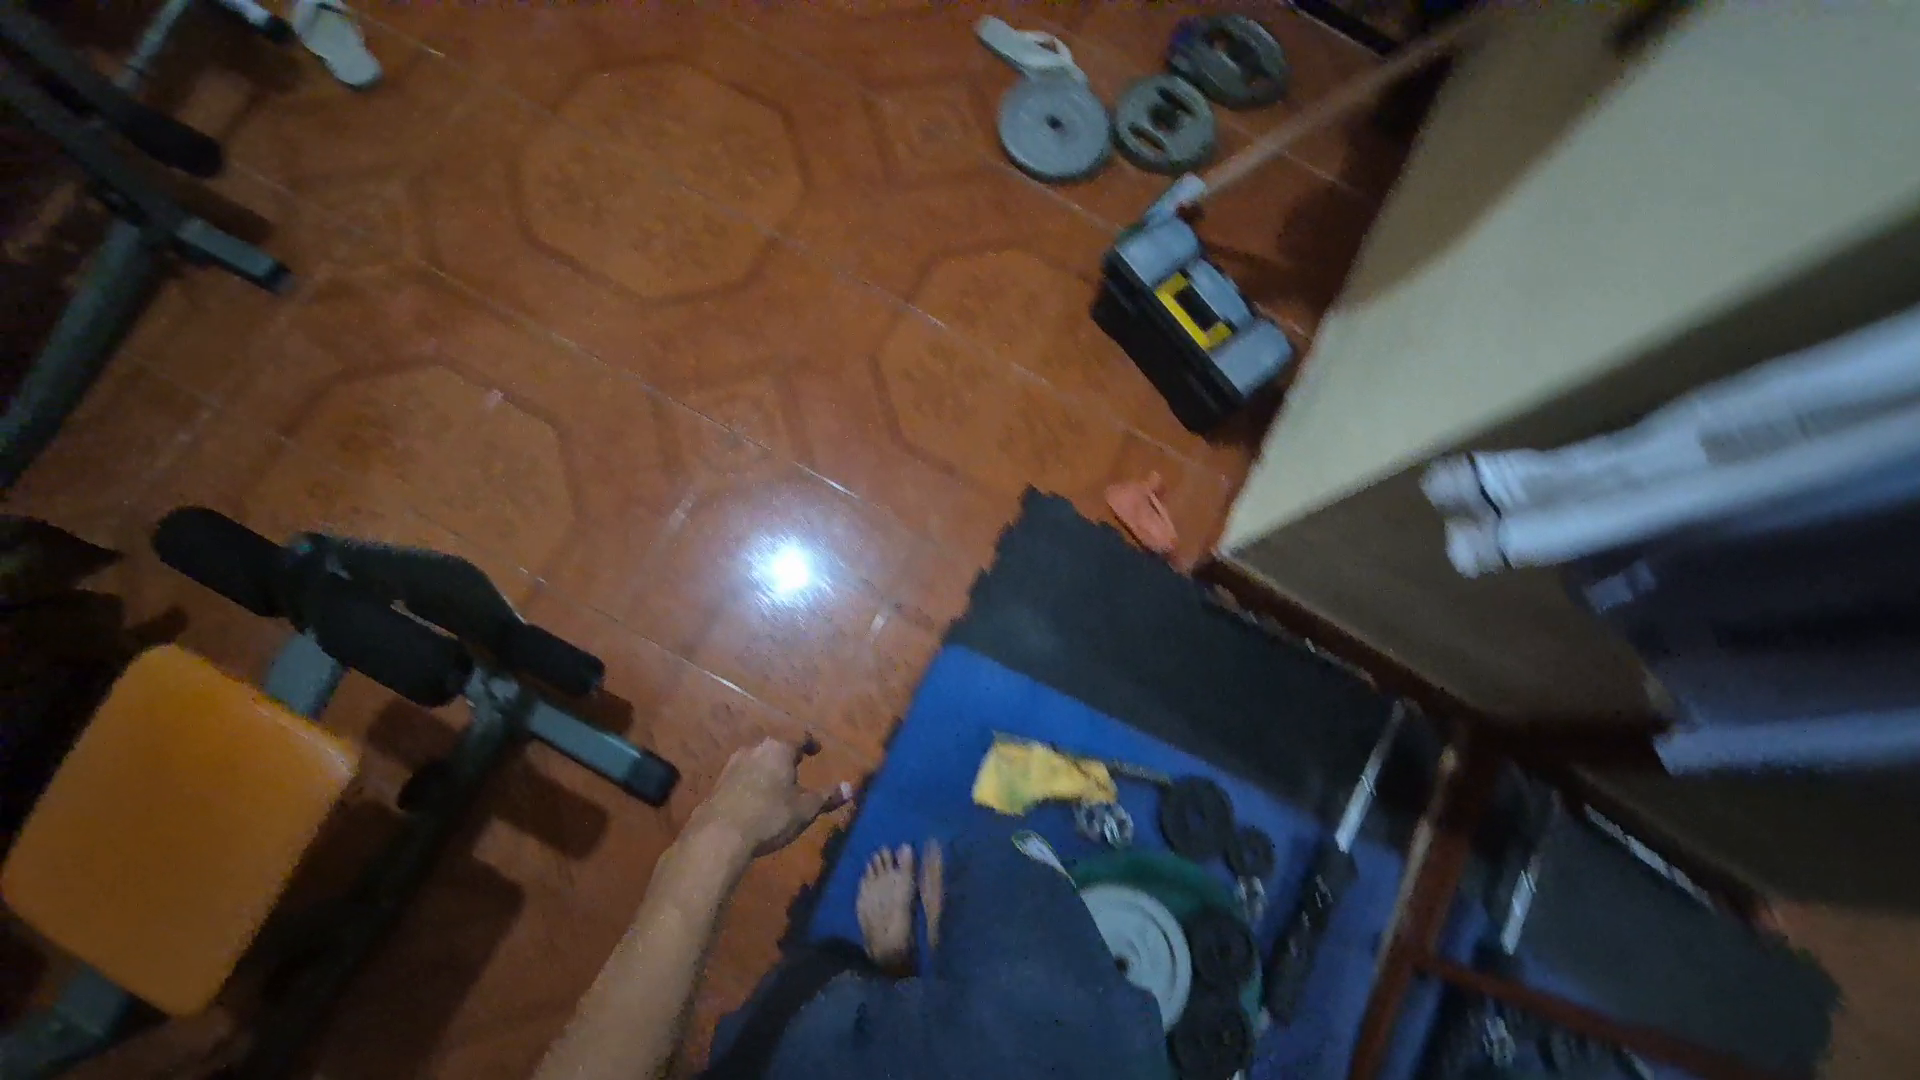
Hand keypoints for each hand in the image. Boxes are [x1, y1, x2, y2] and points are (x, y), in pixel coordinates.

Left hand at [690, 737, 851, 857]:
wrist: (719, 834)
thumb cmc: (770, 815)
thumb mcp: (805, 809)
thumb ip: (827, 797)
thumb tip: (850, 787)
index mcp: (779, 750)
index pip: (800, 740)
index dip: (810, 745)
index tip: (816, 750)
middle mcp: (755, 750)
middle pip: (775, 749)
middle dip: (786, 757)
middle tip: (797, 767)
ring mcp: (733, 765)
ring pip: (756, 762)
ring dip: (767, 770)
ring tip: (775, 784)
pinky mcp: (718, 783)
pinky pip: (742, 777)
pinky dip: (751, 783)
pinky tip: (754, 799)